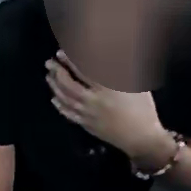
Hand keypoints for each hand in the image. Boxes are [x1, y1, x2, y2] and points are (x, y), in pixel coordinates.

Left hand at [46, 52, 170, 162]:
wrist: (140, 138)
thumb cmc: (142, 108)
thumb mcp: (135, 84)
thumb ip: (119, 70)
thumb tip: (102, 58)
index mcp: (106, 88)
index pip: (83, 71)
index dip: (70, 61)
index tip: (60, 52)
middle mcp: (93, 101)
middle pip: (69, 85)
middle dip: (57, 73)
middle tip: (49, 63)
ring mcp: (88, 115)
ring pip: (66, 100)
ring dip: (55, 88)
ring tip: (48, 77)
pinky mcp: (86, 126)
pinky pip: (69, 115)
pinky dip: (60, 106)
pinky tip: (54, 100)